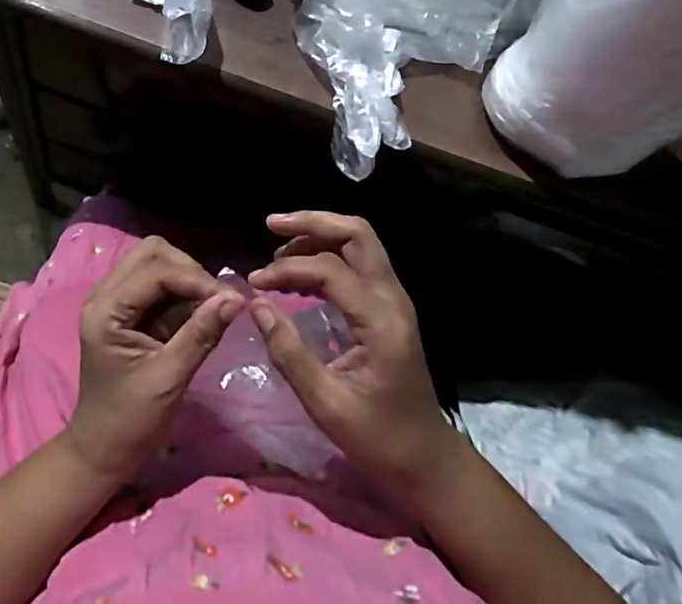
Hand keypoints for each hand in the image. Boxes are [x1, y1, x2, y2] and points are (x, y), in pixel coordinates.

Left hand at [64, 237, 243, 482]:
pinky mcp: (127, 310)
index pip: (155, 270)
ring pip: (155, 263)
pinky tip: (201, 313)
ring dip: (187, 278)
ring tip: (214, 307)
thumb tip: (237, 299)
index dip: (195, 278)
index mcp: (105, 309)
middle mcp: (104, 294)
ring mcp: (114, 299)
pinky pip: (157, 284)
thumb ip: (201, 334)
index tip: (230, 299)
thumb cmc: (131, 419)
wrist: (103, 448)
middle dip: (189, 270)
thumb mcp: (170, 377)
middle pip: (152, 253)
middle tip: (218, 300)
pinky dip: (181, 292)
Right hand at [248, 212, 461, 498]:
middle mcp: (393, 300)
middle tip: (272, 225)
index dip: (288, 269)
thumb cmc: (378, 437)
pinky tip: (298, 273)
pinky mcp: (388, 308)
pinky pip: (358, 263)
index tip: (254, 283)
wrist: (427, 459)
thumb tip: (256, 305)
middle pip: (357, 234)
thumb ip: (289, 352)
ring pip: (359, 243)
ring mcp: (394, 301)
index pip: (331, 270)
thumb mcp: (326, 404)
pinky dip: (327, 254)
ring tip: (279, 250)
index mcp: (381, 322)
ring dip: (319, 235)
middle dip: (313, 222)